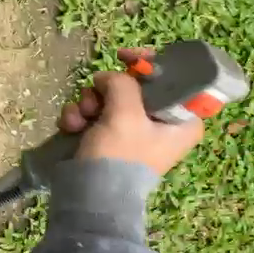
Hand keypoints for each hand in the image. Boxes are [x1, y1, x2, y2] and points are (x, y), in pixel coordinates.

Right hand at [59, 48, 206, 176]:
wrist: (91, 195)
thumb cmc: (119, 155)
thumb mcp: (125, 114)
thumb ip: (121, 84)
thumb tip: (107, 76)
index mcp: (182, 120)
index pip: (175, 79)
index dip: (151, 65)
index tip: (126, 57)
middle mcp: (159, 124)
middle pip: (134, 88)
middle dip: (107, 90)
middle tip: (96, 98)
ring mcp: (130, 132)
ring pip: (107, 99)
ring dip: (87, 103)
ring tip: (80, 119)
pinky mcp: (105, 139)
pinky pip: (91, 115)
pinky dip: (78, 117)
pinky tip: (71, 127)